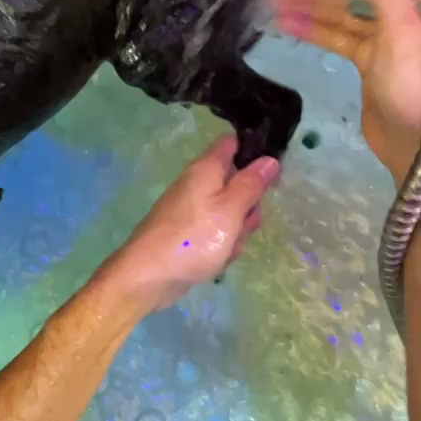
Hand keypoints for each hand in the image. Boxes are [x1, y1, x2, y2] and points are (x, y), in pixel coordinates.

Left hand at [97, 136, 281, 312]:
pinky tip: (216, 260)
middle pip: (236, 183)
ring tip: (227, 247)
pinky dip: (222, 246)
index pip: (232, 144)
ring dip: (237, 231)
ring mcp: (193, 209)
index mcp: (206, 168)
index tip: (270, 175)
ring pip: (230, 212)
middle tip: (243, 223)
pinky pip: (217, 232)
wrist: (149, 276)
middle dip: (248, 206)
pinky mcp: (189, 232)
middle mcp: (198, 183)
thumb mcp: (230, 209)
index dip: (253, 153)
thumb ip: (251, 183)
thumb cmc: (193, 238)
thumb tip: (270, 159)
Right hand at [270, 0, 420, 181]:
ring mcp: (390, 37)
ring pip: (345, 13)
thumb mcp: (403, 35)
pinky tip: (290, 26)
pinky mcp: (373, 60)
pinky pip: (342, 36)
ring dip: (312, 8)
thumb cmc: (416, 90)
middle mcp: (409, 13)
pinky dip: (317, 30)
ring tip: (275, 7)